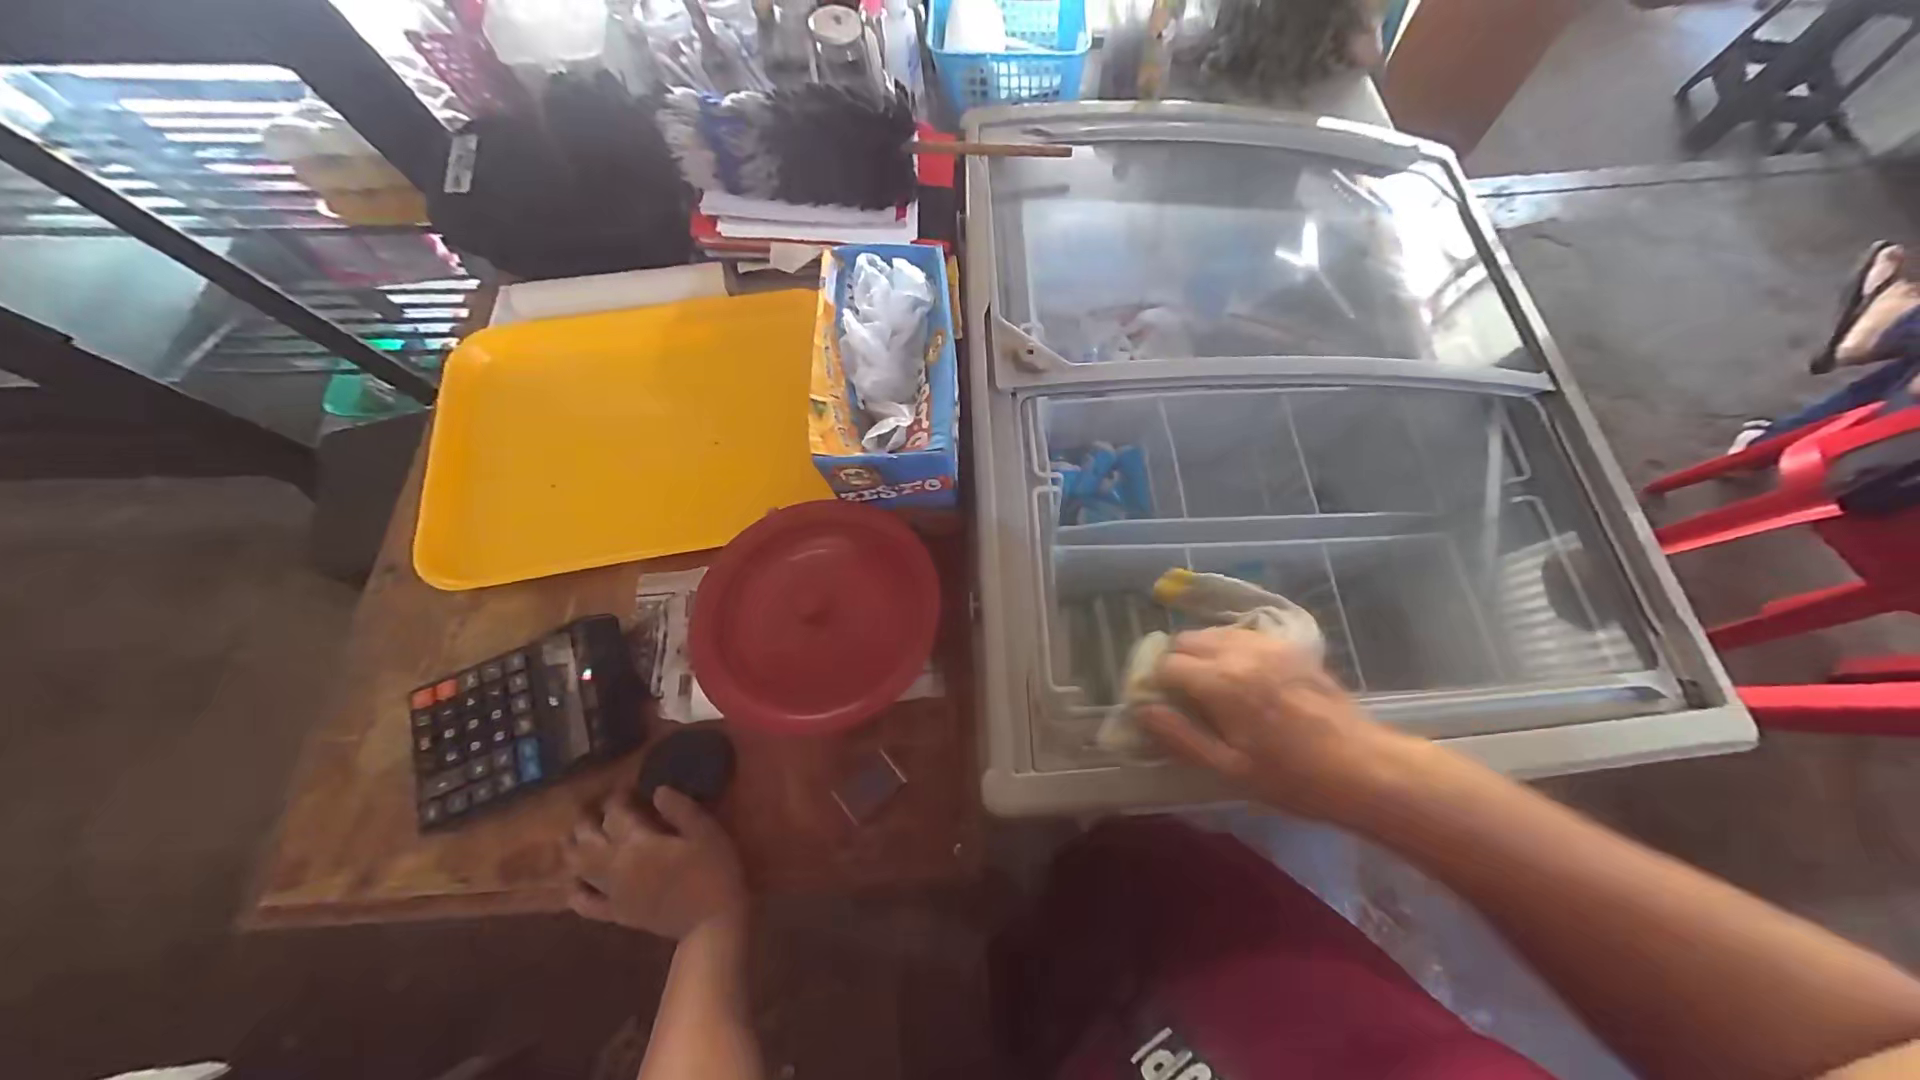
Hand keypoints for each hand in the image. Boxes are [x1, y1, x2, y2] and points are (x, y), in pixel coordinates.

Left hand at [565, 787, 746, 938]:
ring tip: (582, 836)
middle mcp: (616, 865)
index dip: (617, 797)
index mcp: (639, 843)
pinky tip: (578, 881)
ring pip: (578, 867)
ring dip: (575, 848)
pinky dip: (576, 889)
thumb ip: (680, 808)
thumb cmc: (713, 870)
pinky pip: (584, 902)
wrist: (711, 922)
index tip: (627, 789)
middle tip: (601, 808)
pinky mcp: (614, 914)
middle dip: (589, 819)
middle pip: (587, 838)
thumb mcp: (706, 831)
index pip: (616, 813)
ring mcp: (612, 892)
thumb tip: (657, 789)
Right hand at [1136, 627, 1406, 821]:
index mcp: (1220, 682)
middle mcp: (1239, 652)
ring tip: (1211, 684)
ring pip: (1214, 632)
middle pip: (1186, 639)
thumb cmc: (1292, 778)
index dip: (1158, 684)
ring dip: (1202, 652)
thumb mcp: (1229, 769)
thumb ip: (1180, 736)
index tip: (1163, 705)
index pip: (1167, 665)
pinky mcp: (1290, 647)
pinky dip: (1230, 647)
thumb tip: (1143, 710)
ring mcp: (1267, 645)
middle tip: (1184, 695)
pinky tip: (1241, 675)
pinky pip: (1244, 634)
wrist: (1365, 768)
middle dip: (1176, 662)